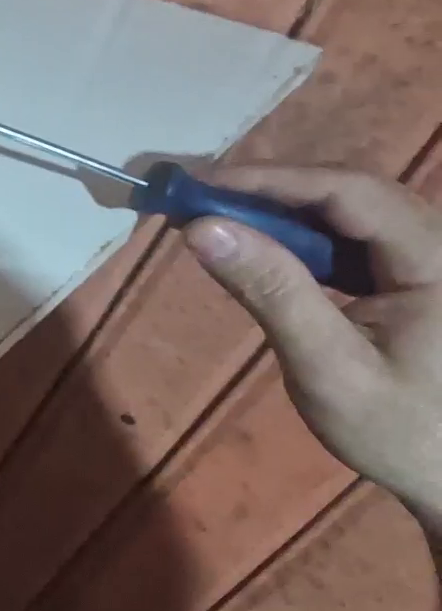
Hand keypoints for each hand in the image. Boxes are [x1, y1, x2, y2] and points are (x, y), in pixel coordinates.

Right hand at [184, 167, 441, 521]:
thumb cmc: (404, 430)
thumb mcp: (328, 365)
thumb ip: (270, 291)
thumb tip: (200, 228)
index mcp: (441, 266)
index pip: (352, 193)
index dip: (272, 179)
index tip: (197, 187)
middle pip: (354, 195)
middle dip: (269, 190)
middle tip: (193, 201)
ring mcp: (432, 268)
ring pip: (352, 215)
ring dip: (279, 212)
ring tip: (213, 222)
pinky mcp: (417, 284)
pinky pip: (354, 242)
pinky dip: (298, 238)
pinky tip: (258, 252)